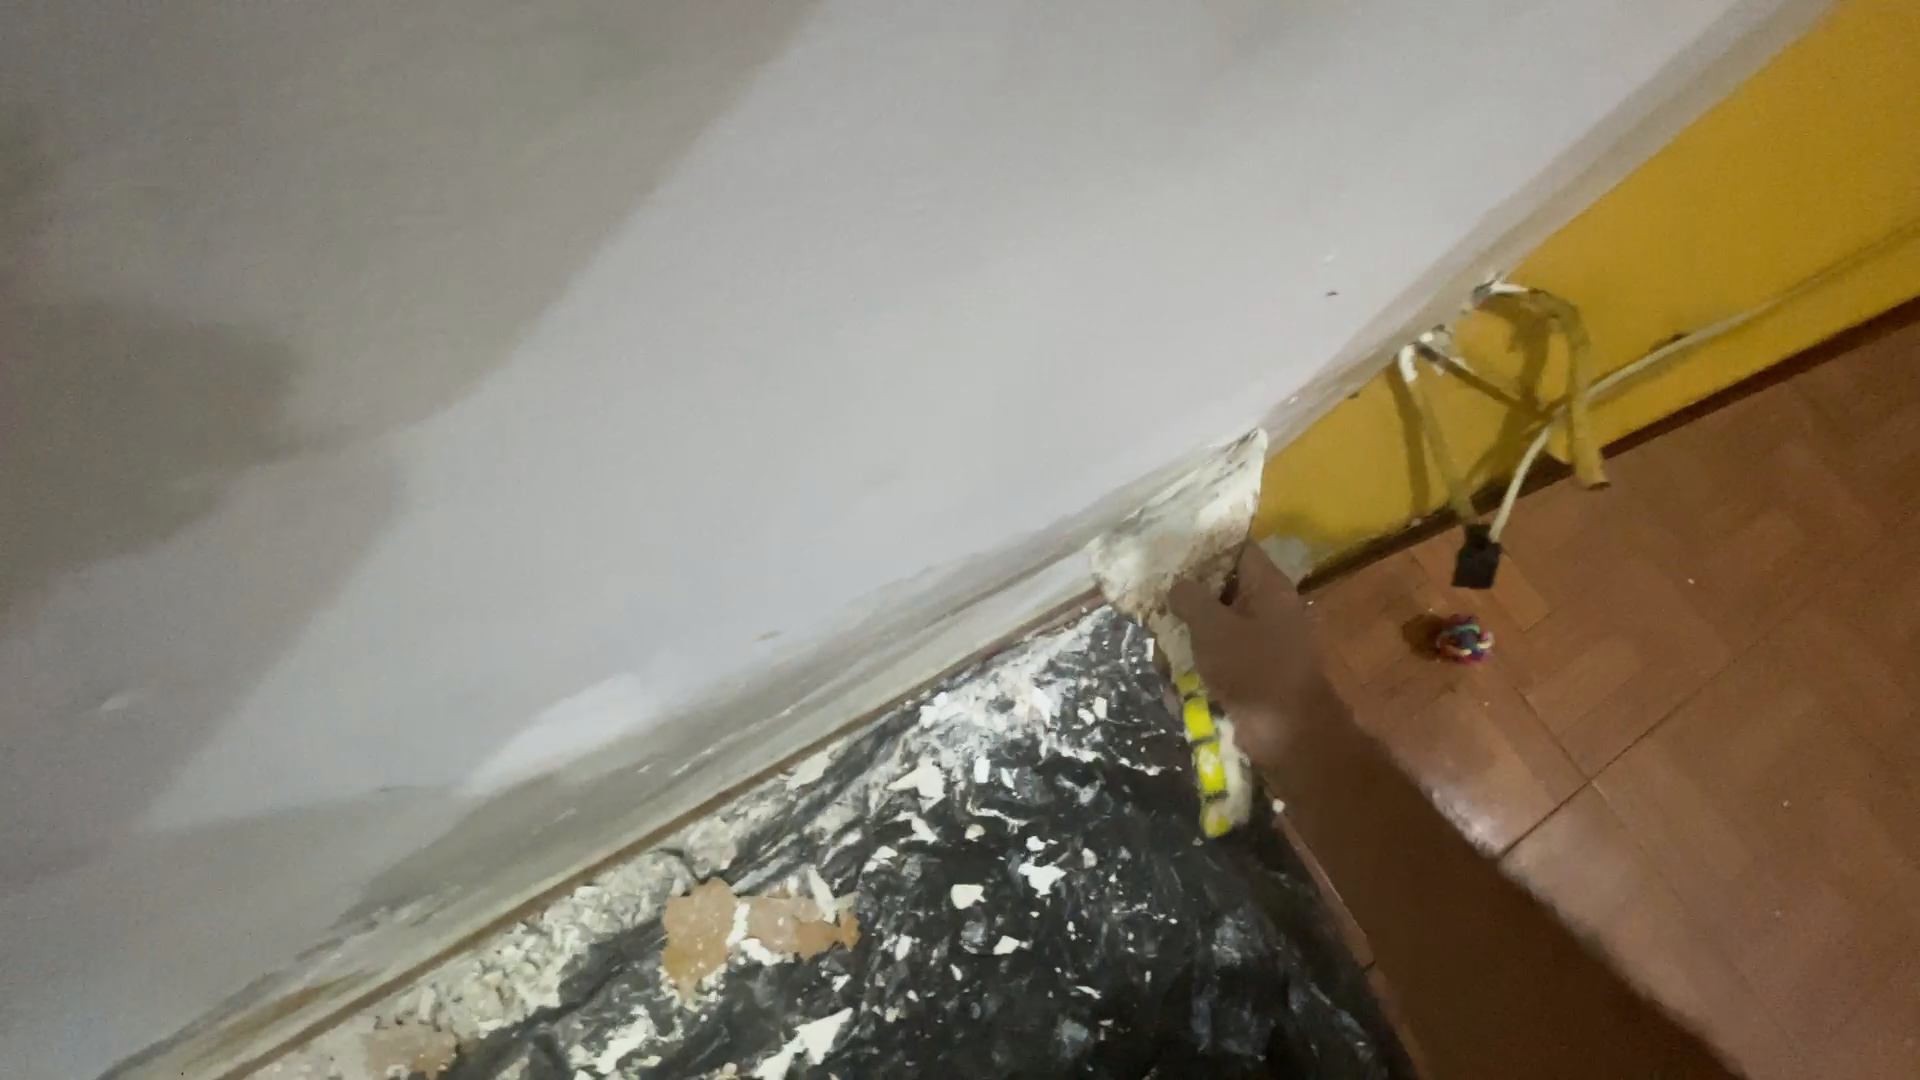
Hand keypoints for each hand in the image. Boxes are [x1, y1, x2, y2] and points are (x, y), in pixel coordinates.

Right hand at [1168, 544, 1339, 771]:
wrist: (1289, 736)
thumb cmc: (1254, 670)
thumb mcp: (1213, 627)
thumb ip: (1190, 598)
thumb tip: (1177, 586)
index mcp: (1267, 588)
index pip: (1238, 548)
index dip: (1205, 545)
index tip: (1169, 550)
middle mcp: (1265, 609)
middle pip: (1220, 589)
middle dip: (1185, 599)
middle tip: (1153, 603)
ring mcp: (1257, 643)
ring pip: (1211, 628)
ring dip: (1185, 640)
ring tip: (1161, 653)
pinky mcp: (1247, 673)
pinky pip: (1215, 660)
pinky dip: (1195, 669)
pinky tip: (1175, 685)